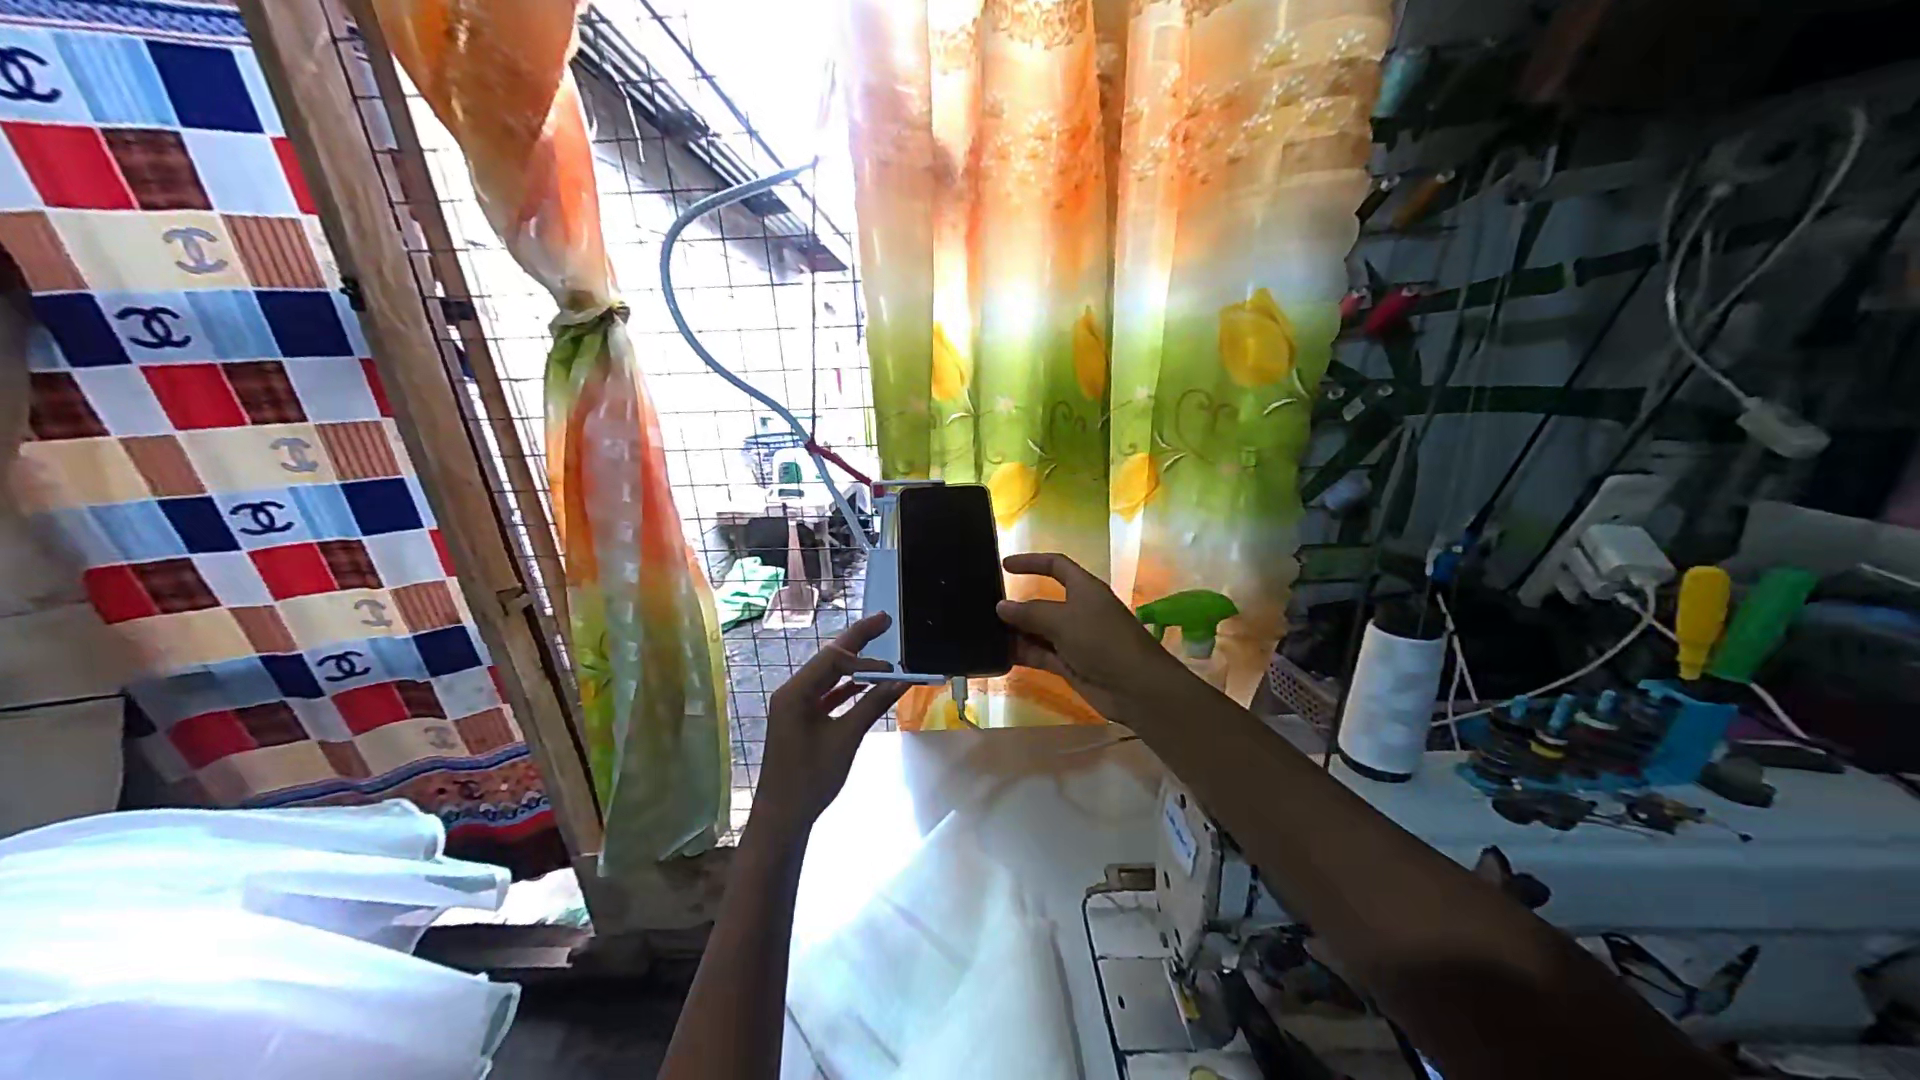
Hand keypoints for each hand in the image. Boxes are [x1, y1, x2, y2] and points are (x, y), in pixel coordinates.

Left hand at [750, 613, 908, 838]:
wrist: (782, 818)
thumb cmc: (811, 778)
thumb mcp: (846, 738)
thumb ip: (873, 704)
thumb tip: (903, 679)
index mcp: (795, 692)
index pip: (834, 659)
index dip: (865, 652)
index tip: (893, 659)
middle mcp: (792, 692)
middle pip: (829, 660)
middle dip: (857, 641)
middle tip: (884, 620)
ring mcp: (795, 706)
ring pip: (828, 676)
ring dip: (854, 665)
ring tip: (878, 646)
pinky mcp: (801, 720)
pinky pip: (826, 694)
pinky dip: (847, 688)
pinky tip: (865, 683)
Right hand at [996, 553, 1187, 721]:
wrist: (1135, 687)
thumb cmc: (1102, 640)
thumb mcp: (1064, 620)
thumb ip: (1030, 612)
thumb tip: (1002, 606)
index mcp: (1084, 589)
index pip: (1056, 565)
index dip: (1032, 562)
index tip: (1005, 565)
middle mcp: (1078, 611)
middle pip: (1043, 601)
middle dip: (1017, 604)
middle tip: (984, 608)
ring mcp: (1074, 639)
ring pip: (1038, 631)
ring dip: (1016, 632)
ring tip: (985, 633)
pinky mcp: (1070, 664)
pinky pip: (1040, 654)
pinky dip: (1023, 653)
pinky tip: (999, 655)